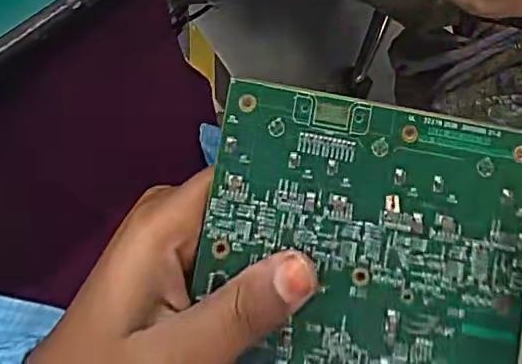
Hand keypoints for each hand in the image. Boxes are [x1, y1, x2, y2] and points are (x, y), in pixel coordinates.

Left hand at [30, 168, 316, 363]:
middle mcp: (172, 223)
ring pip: (246, 249)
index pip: (241, 176)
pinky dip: (262, 293)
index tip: (343, 190)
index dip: (292, 180)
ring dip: (285, 267)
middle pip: (250, 213)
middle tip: (356, 241)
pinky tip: (301, 309)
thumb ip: (235, 313)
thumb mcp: (168, 356)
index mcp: (164, 219)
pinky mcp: (179, 285)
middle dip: (296, 232)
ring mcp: (176, 254)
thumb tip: (305, 266)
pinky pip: (232, 277)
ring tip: (344, 273)